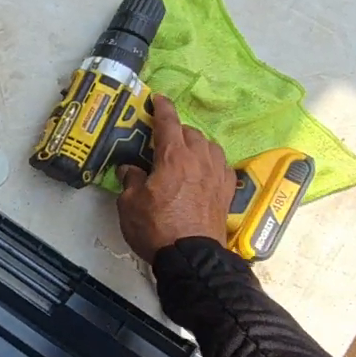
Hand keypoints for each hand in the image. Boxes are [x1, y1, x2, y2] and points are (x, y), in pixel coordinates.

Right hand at [116, 95, 233, 262]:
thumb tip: (131, 170)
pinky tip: (202, 168)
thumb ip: (131, 180)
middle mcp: (199, 161)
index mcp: (173, 158)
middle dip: (176, 130)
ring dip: (196, 143)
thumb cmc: (156, 227)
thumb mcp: (130, 203)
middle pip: (191, 133)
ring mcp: (216, 176)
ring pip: (209, 146)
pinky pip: (220, 165)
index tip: (158, 99)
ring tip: (184, 151)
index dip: (162, 109)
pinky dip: (210, 160)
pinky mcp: (225, 192)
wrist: (191, 256)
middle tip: (162, 137)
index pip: (169, 124)